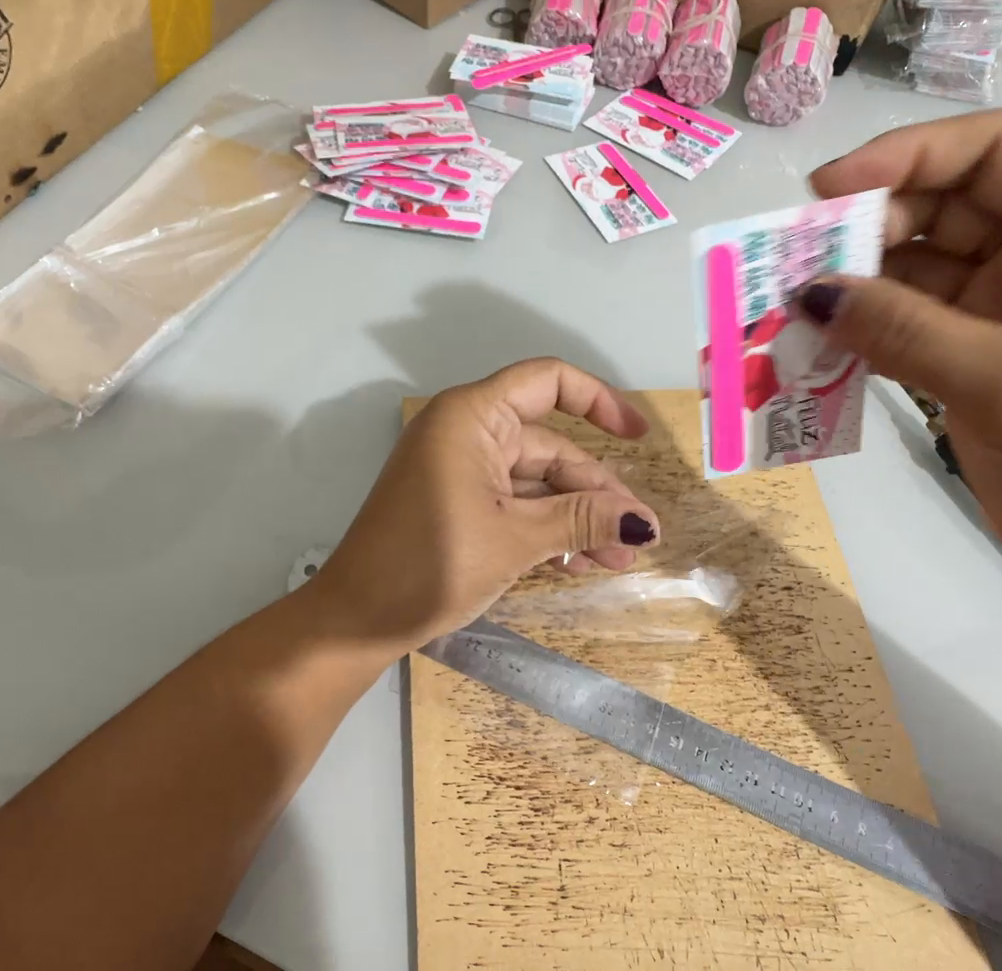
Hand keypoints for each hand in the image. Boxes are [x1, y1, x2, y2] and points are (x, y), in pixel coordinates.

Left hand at [312, 359, 661, 653]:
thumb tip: (644, 522)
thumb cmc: (431, 564)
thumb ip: (581, 521)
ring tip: (621, 560)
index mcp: (471, 417)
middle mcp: (467, 434)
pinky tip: (584, 562)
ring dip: (578, 518)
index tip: (638, 438)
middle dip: (596, 490)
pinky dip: (548, 529)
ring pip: (537, 482)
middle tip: (638, 538)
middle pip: (549, 445)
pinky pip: (515, 505)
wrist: (357, 619)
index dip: (598, 400)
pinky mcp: (458, 506)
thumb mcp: (515, 539)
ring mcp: (461, 472)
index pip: (547, 382)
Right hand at [800, 110, 1001, 576]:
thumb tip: (806, 294)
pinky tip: (811, 343)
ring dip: (853, 285)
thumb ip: (902, 328)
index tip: (823, 191)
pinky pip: (909, 326)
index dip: (908, 155)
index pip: (1000, 151)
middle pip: (948, 206)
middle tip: (790, 263)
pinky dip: (861, 332)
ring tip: (786, 306)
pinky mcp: (983, 360)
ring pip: (918, 269)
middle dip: (866, 228)